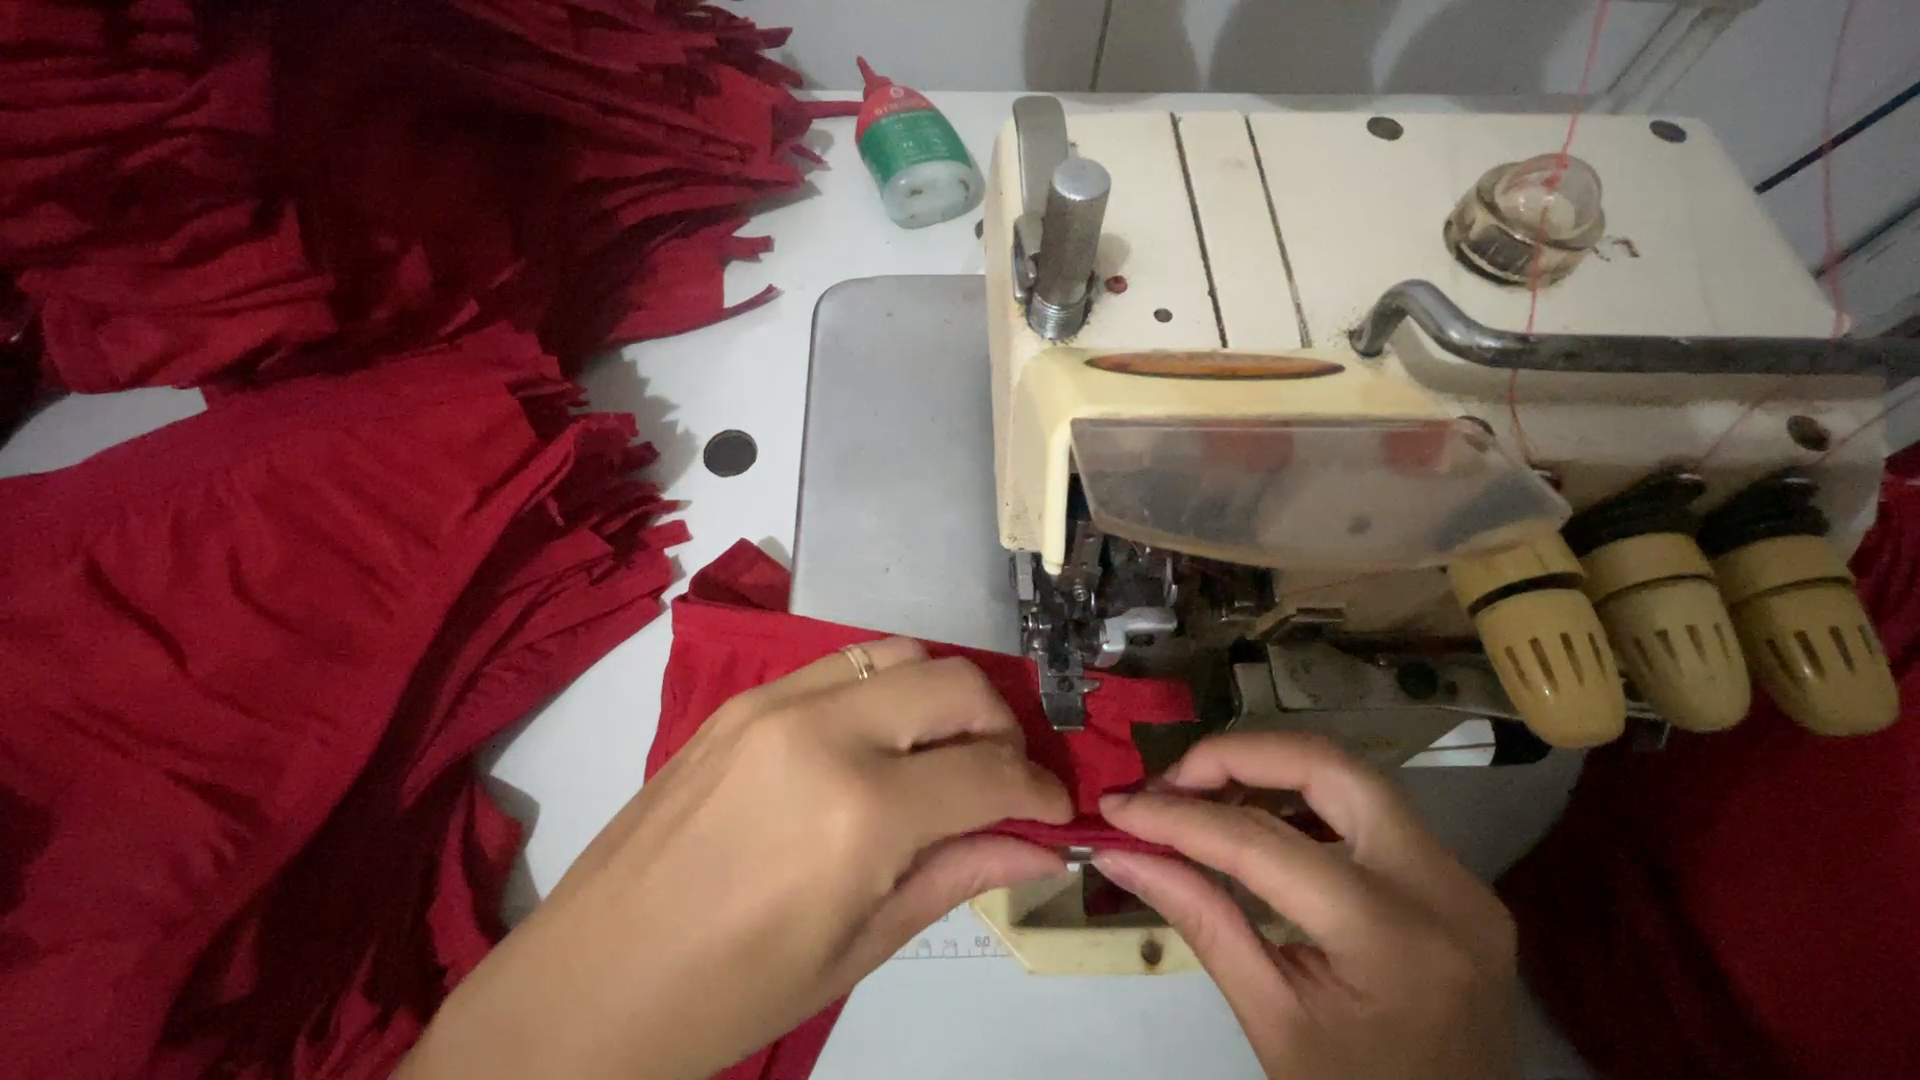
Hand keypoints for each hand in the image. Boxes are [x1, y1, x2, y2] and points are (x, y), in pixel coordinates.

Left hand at [401, 638, 1072, 1079]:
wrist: (589, 981)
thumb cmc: (730, 993)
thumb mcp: (859, 949)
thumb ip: (957, 875)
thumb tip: (1041, 845)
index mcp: (857, 815)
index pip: (988, 772)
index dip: (1038, 789)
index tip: (1054, 809)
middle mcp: (822, 732)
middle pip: (956, 684)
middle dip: (1002, 726)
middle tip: (1002, 780)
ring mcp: (774, 703)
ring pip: (902, 652)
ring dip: (944, 695)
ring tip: (944, 752)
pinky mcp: (742, 699)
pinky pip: (842, 662)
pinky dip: (886, 685)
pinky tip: (880, 739)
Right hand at [1094, 733, 1519, 1079]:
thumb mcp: (1272, 1022)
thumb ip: (1201, 922)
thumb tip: (1122, 854)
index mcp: (1394, 939)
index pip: (1263, 844)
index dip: (1179, 817)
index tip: (1118, 806)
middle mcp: (1443, 888)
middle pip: (1329, 767)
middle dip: (1236, 756)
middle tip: (1169, 781)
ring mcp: (1459, 880)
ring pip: (1353, 776)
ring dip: (1270, 768)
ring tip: (1201, 794)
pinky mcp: (1454, 881)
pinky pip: (1371, 811)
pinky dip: (1304, 798)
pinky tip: (1256, 817)